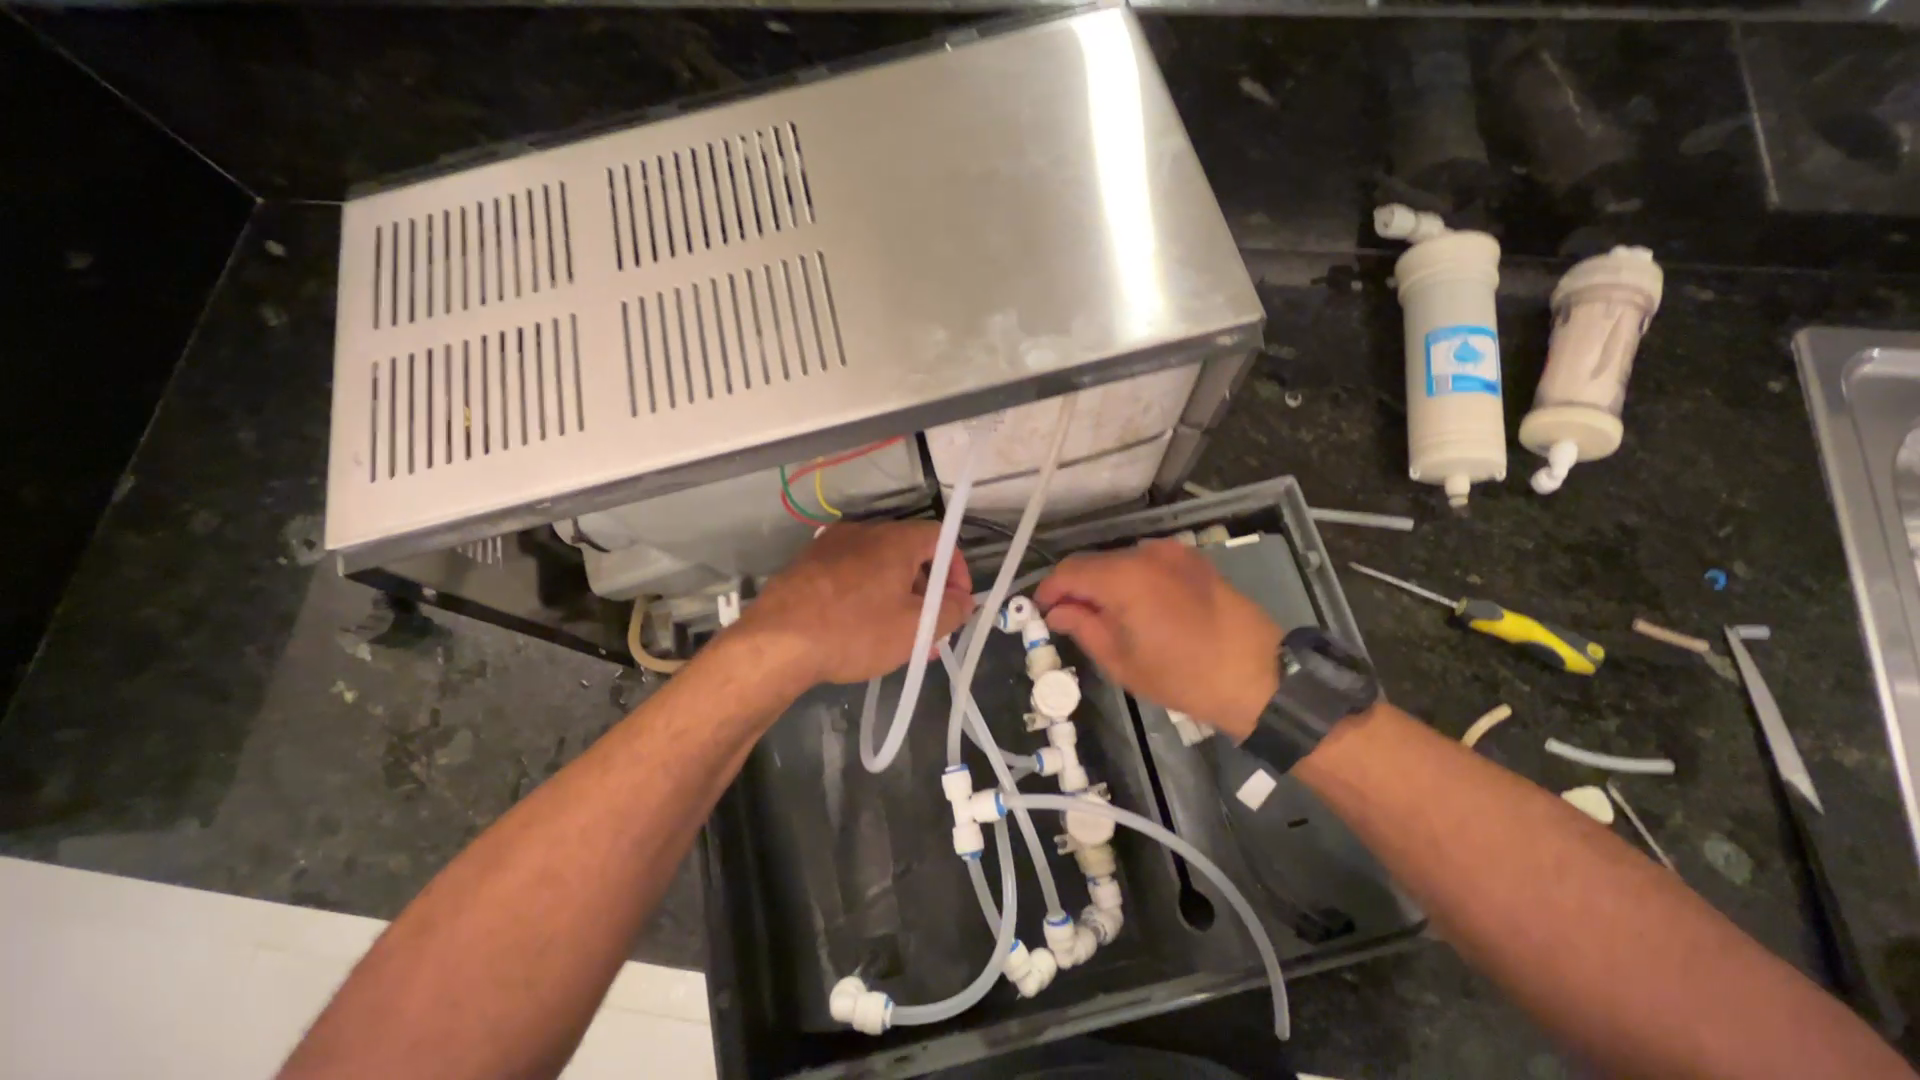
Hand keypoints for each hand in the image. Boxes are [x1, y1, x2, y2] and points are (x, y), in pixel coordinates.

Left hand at [735, 521, 975, 686]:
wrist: (777, 642)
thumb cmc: (855, 631)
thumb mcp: (916, 628)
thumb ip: (950, 611)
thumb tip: (964, 600)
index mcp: (894, 539)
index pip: (940, 537)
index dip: (956, 570)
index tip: (956, 603)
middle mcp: (862, 532)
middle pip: (907, 553)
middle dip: (925, 592)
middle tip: (928, 630)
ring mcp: (828, 547)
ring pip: (876, 569)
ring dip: (894, 598)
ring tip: (896, 639)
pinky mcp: (804, 567)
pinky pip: (847, 577)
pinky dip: (863, 598)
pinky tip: (859, 632)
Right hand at [1034, 539, 1280, 739]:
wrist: (1257, 676)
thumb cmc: (1183, 676)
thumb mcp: (1122, 660)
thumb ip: (1083, 627)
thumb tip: (1058, 612)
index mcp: (1124, 577)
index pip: (1070, 571)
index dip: (1049, 590)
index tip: (1041, 611)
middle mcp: (1147, 554)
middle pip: (1096, 562)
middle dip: (1077, 587)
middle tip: (1069, 619)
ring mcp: (1175, 553)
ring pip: (1123, 561)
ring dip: (1106, 583)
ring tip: (1106, 617)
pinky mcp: (1196, 562)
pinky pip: (1150, 564)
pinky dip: (1134, 580)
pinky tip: (1139, 609)